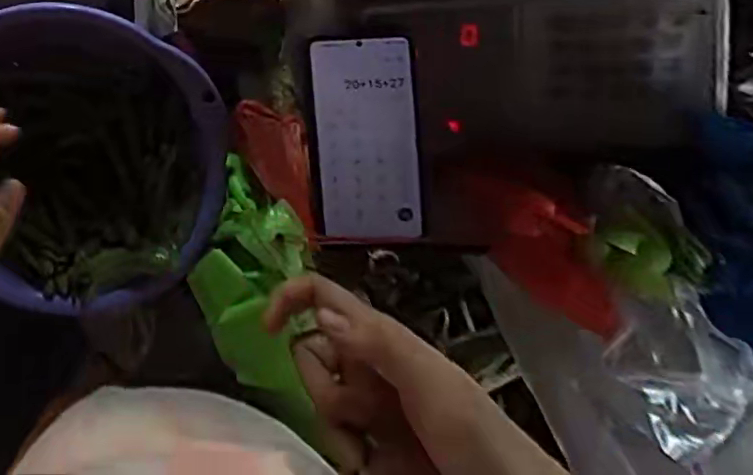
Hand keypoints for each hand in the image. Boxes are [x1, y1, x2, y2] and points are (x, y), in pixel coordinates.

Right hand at [265, 275, 564, 474]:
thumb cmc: (484, 442)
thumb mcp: (436, 386)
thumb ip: (379, 345)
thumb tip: (320, 314)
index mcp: (378, 338)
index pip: (320, 295)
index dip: (288, 297)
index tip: (268, 327)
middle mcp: (365, 365)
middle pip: (308, 351)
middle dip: (322, 387)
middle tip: (359, 416)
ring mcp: (367, 409)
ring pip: (317, 398)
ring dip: (333, 428)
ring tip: (370, 455)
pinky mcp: (368, 449)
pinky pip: (329, 438)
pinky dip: (340, 453)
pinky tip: (368, 466)